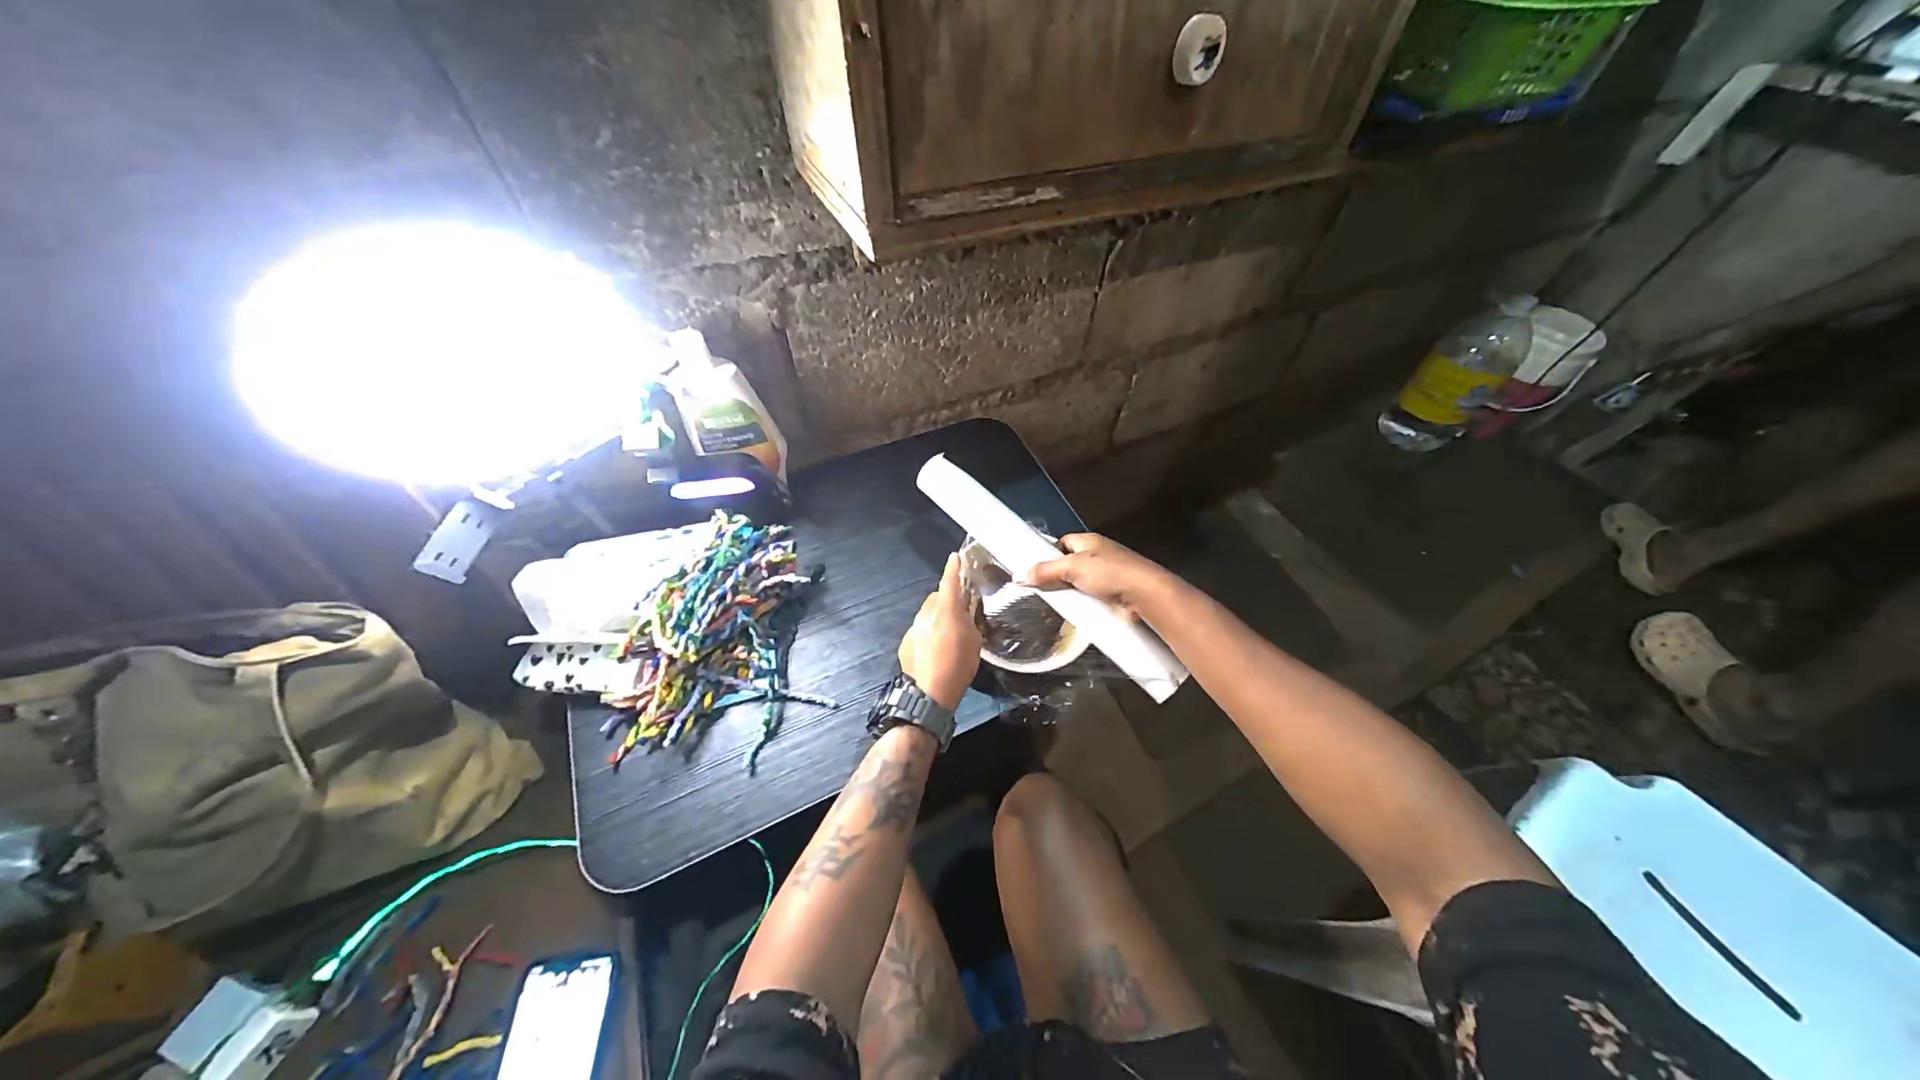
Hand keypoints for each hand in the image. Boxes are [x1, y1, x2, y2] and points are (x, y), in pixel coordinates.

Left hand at [898, 553, 982, 710]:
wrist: (928, 694)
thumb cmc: (958, 666)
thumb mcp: (974, 641)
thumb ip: (969, 620)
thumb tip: (964, 610)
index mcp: (946, 610)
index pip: (949, 581)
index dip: (954, 568)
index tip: (955, 557)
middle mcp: (926, 613)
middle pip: (937, 597)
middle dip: (948, 600)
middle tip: (961, 612)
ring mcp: (913, 627)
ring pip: (928, 614)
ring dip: (938, 618)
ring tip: (949, 635)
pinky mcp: (906, 641)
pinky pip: (920, 629)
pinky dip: (928, 633)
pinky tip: (936, 649)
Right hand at [1021, 533, 1177, 617]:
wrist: (1146, 595)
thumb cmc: (1110, 573)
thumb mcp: (1072, 568)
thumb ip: (1045, 571)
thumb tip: (1019, 575)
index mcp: (1089, 541)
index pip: (1062, 543)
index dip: (1047, 553)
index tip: (1034, 568)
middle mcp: (1099, 555)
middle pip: (1070, 565)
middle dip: (1058, 577)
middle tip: (1041, 590)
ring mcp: (1108, 576)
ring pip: (1080, 584)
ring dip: (1071, 594)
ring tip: (1056, 604)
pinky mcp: (1114, 595)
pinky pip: (1092, 599)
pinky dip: (1084, 605)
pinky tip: (1076, 613)